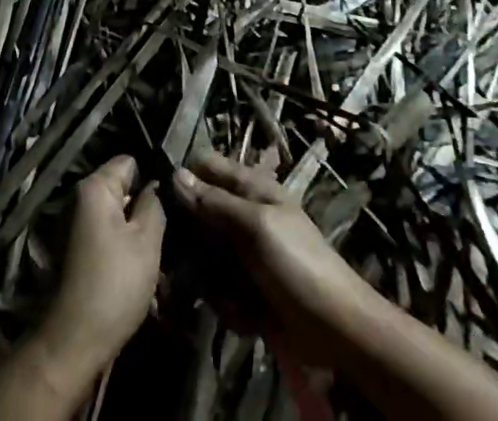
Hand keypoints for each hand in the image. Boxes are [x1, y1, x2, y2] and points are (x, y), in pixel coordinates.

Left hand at [32, 155, 165, 378]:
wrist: (75, 339)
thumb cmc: (115, 282)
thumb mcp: (146, 240)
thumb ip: (155, 203)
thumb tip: (156, 184)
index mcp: (94, 188)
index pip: (130, 162)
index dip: (154, 176)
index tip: (175, 198)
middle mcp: (80, 199)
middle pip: (124, 190)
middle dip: (148, 210)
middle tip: (175, 233)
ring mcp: (76, 226)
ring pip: (120, 218)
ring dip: (140, 236)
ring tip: (164, 261)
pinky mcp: (78, 251)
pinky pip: (109, 238)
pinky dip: (126, 251)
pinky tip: (145, 275)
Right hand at [171, 151, 383, 367]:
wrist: (337, 330)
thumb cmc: (297, 265)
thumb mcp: (256, 226)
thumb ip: (215, 201)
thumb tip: (175, 174)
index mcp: (253, 190)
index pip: (207, 166)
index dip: (184, 176)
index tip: (160, 196)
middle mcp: (246, 218)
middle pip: (199, 215)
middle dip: (190, 240)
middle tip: (184, 257)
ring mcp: (246, 257)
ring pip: (204, 257)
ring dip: (209, 279)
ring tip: (223, 295)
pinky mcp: (247, 292)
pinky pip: (220, 291)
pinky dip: (229, 305)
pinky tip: (243, 315)